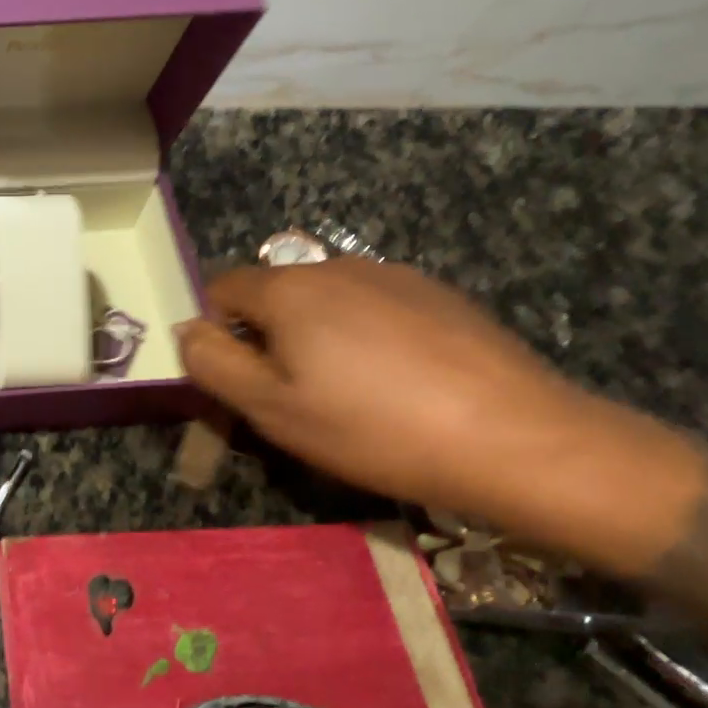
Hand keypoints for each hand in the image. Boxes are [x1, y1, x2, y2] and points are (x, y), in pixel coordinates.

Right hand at [176, 258, 601, 518]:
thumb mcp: (274, 409)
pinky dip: (371, 337)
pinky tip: (404, 385)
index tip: (242, 382)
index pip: (221, 289)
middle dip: (271, 337)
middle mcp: (335, 266)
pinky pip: (378, 308)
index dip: (218, 333)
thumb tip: (188, 330)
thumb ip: (214, 364)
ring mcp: (393, 276)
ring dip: (321, 336)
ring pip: (328, 301)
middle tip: (296, 398)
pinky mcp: (440, 296)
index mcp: (287, 289)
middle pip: (275, 294)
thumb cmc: (375, 428)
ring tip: (355, 395)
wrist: (519, 441)